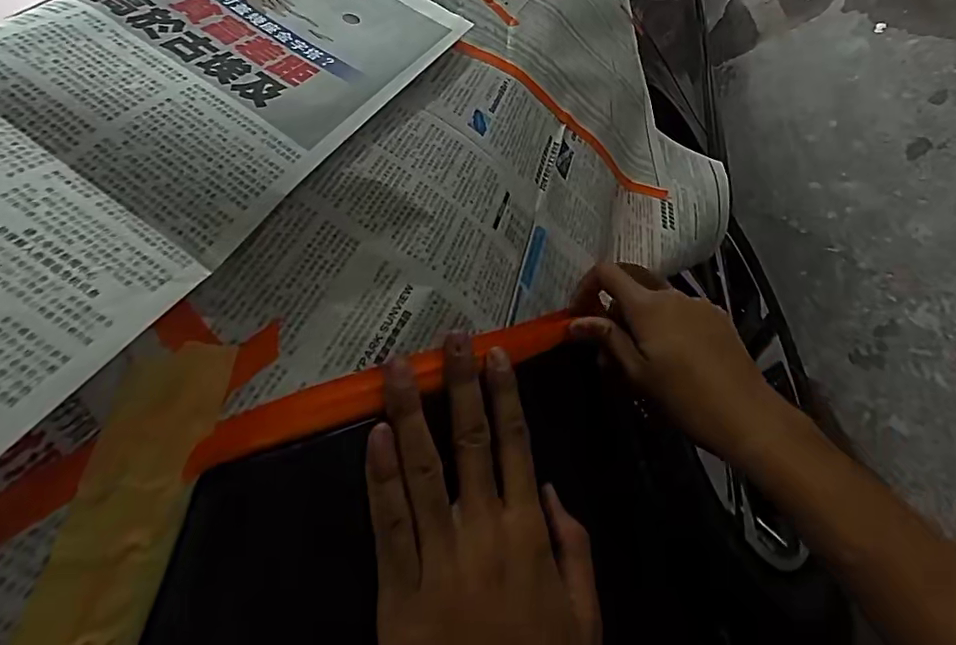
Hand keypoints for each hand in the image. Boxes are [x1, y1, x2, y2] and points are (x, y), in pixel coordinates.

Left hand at [365, 330, 600, 644]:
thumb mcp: (582, 620)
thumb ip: (576, 551)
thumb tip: (554, 488)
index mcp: (527, 535)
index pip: (516, 447)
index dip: (505, 397)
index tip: (495, 355)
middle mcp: (483, 531)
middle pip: (470, 443)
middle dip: (460, 385)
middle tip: (452, 338)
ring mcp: (439, 556)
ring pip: (422, 469)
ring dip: (407, 412)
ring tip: (395, 366)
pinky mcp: (398, 587)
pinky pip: (388, 522)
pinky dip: (379, 477)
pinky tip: (373, 435)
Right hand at [568, 262, 796, 464]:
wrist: (750, 417)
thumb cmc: (685, 398)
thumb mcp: (638, 373)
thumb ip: (607, 339)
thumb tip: (576, 322)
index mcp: (647, 305)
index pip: (606, 272)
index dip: (586, 286)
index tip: (579, 313)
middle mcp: (672, 295)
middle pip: (632, 279)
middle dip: (612, 300)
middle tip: (606, 337)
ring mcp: (698, 304)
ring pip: (656, 296)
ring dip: (639, 314)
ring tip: (638, 354)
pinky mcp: (718, 317)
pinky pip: (680, 309)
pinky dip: (664, 321)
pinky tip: (672, 355)